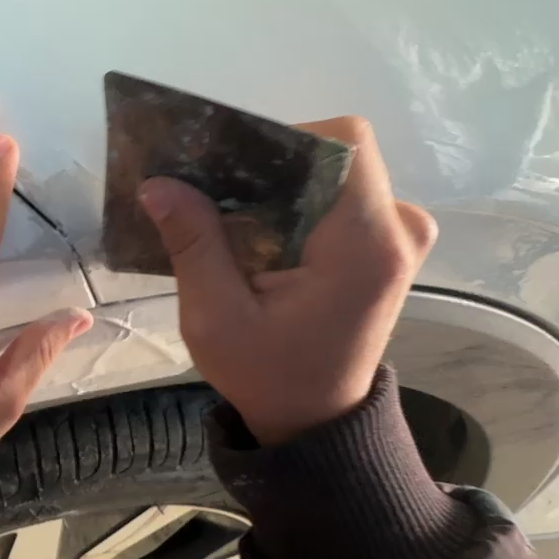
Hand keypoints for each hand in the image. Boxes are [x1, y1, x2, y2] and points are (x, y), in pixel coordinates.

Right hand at [138, 116, 436, 445]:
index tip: (229, 173)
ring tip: (231, 222)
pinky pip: (339, 197)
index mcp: (365, 243)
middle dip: (270, 168)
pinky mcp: (386, 244)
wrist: (314, 417)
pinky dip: (295, 205)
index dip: (280, 141)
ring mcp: (399, 234)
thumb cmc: (266, 374)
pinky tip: (257, 237)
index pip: (339, 142)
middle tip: (215, 199)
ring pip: (334, 173)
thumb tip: (159, 183)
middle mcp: (398, 226)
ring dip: (280, 188)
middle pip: (334, 154)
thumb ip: (194, 245)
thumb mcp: (215, 317)